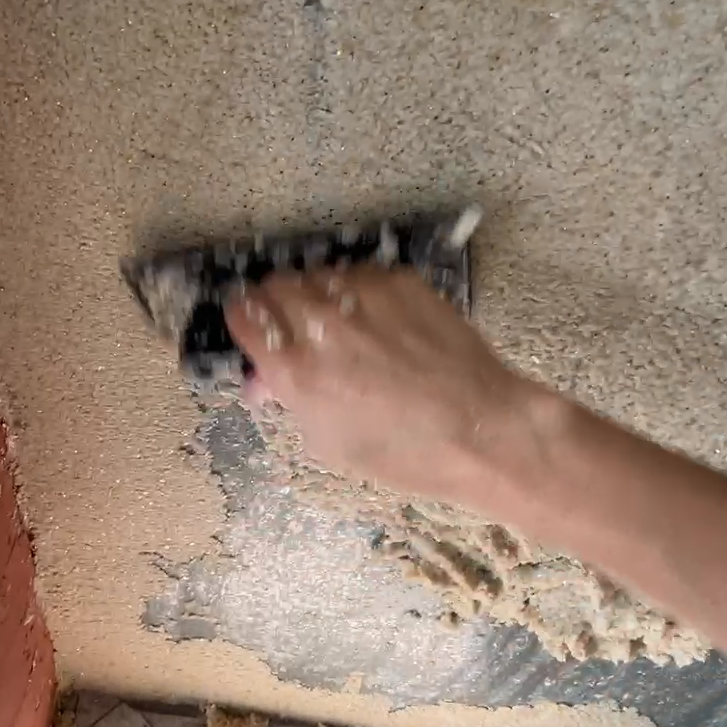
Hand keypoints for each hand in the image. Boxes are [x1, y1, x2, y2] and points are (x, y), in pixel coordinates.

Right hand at [223, 266, 543, 506]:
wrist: (483, 429)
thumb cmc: (403, 452)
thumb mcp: (328, 440)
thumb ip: (287, 397)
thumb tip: (261, 378)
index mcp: (295, 370)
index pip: (242, 314)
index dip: (243, 318)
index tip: (250, 323)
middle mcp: (321, 324)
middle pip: (273, 286)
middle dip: (274, 303)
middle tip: (291, 322)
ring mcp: (362, 296)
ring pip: (314, 274)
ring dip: (314, 294)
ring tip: (337, 321)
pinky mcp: (398, 281)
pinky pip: (358, 274)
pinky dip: (355, 291)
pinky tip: (376, 319)